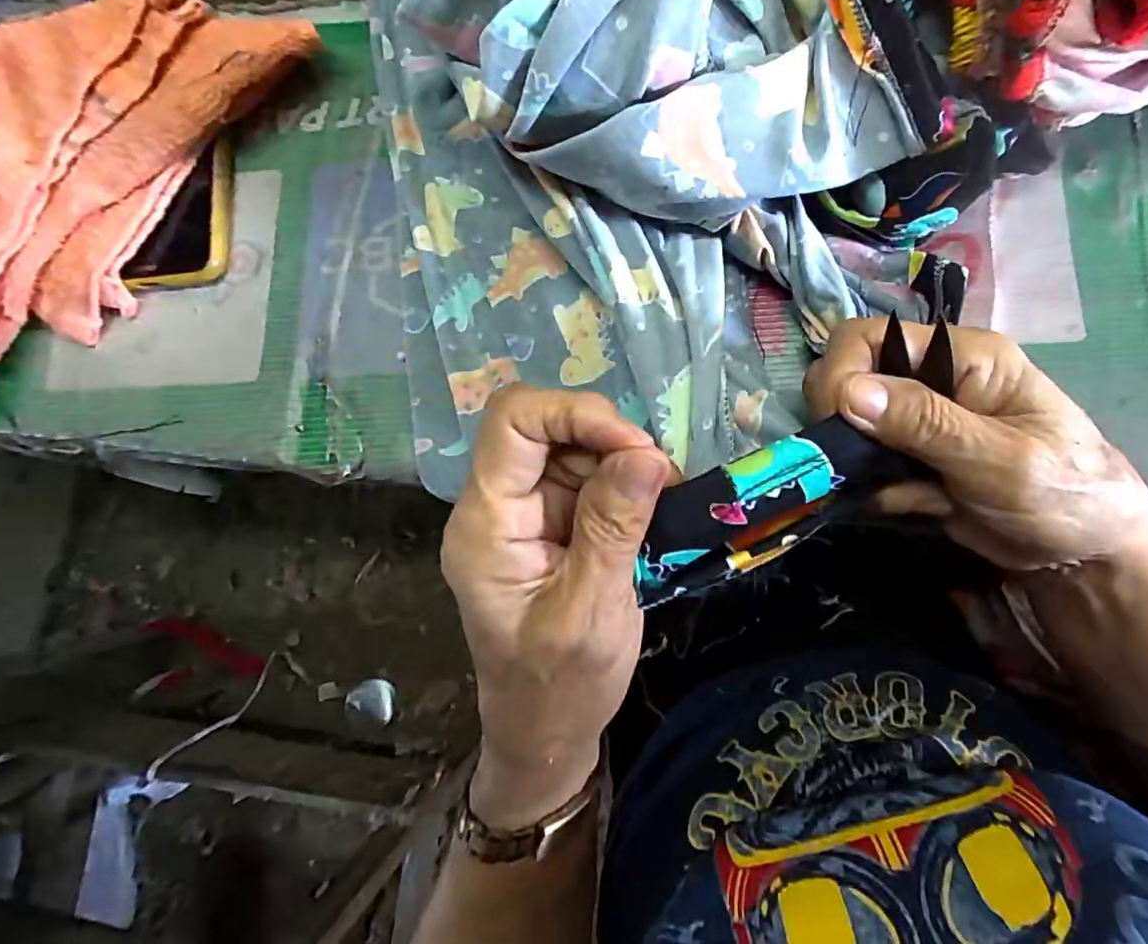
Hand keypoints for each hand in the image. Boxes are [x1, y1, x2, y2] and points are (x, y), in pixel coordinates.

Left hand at [441, 386, 673, 826]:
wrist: (546, 733)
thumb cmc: (559, 687)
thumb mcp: (591, 613)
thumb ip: (612, 529)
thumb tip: (646, 454)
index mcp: (486, 524)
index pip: (512, 422)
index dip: (573, 413)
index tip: (635, 449)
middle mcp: (498, 505)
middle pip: (544, 427)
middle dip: (607, 439)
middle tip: (661, 478)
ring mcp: (525, 512)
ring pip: (571, 446)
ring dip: (621, 460)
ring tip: (662, 499)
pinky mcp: (551, 522)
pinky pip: (586, 475)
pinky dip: (622, 481)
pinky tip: (649, 509)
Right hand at [803, 319, 1147, 569]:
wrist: (1086, 559)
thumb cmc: (1067, 496)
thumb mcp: (1001, 460)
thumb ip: (926, 423)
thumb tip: (849, 392)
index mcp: (962, 356)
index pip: (872, 337)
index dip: (842, 372)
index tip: (837, 423)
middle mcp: (933, 378)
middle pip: (849, 375)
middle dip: (844, 420)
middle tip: (861, 462)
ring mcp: (918, 421)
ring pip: (849, 423)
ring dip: (859, 460)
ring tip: (901, 491)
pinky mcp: (908, 458)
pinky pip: (864, 464)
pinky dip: (874, 489)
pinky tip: (916, 506)